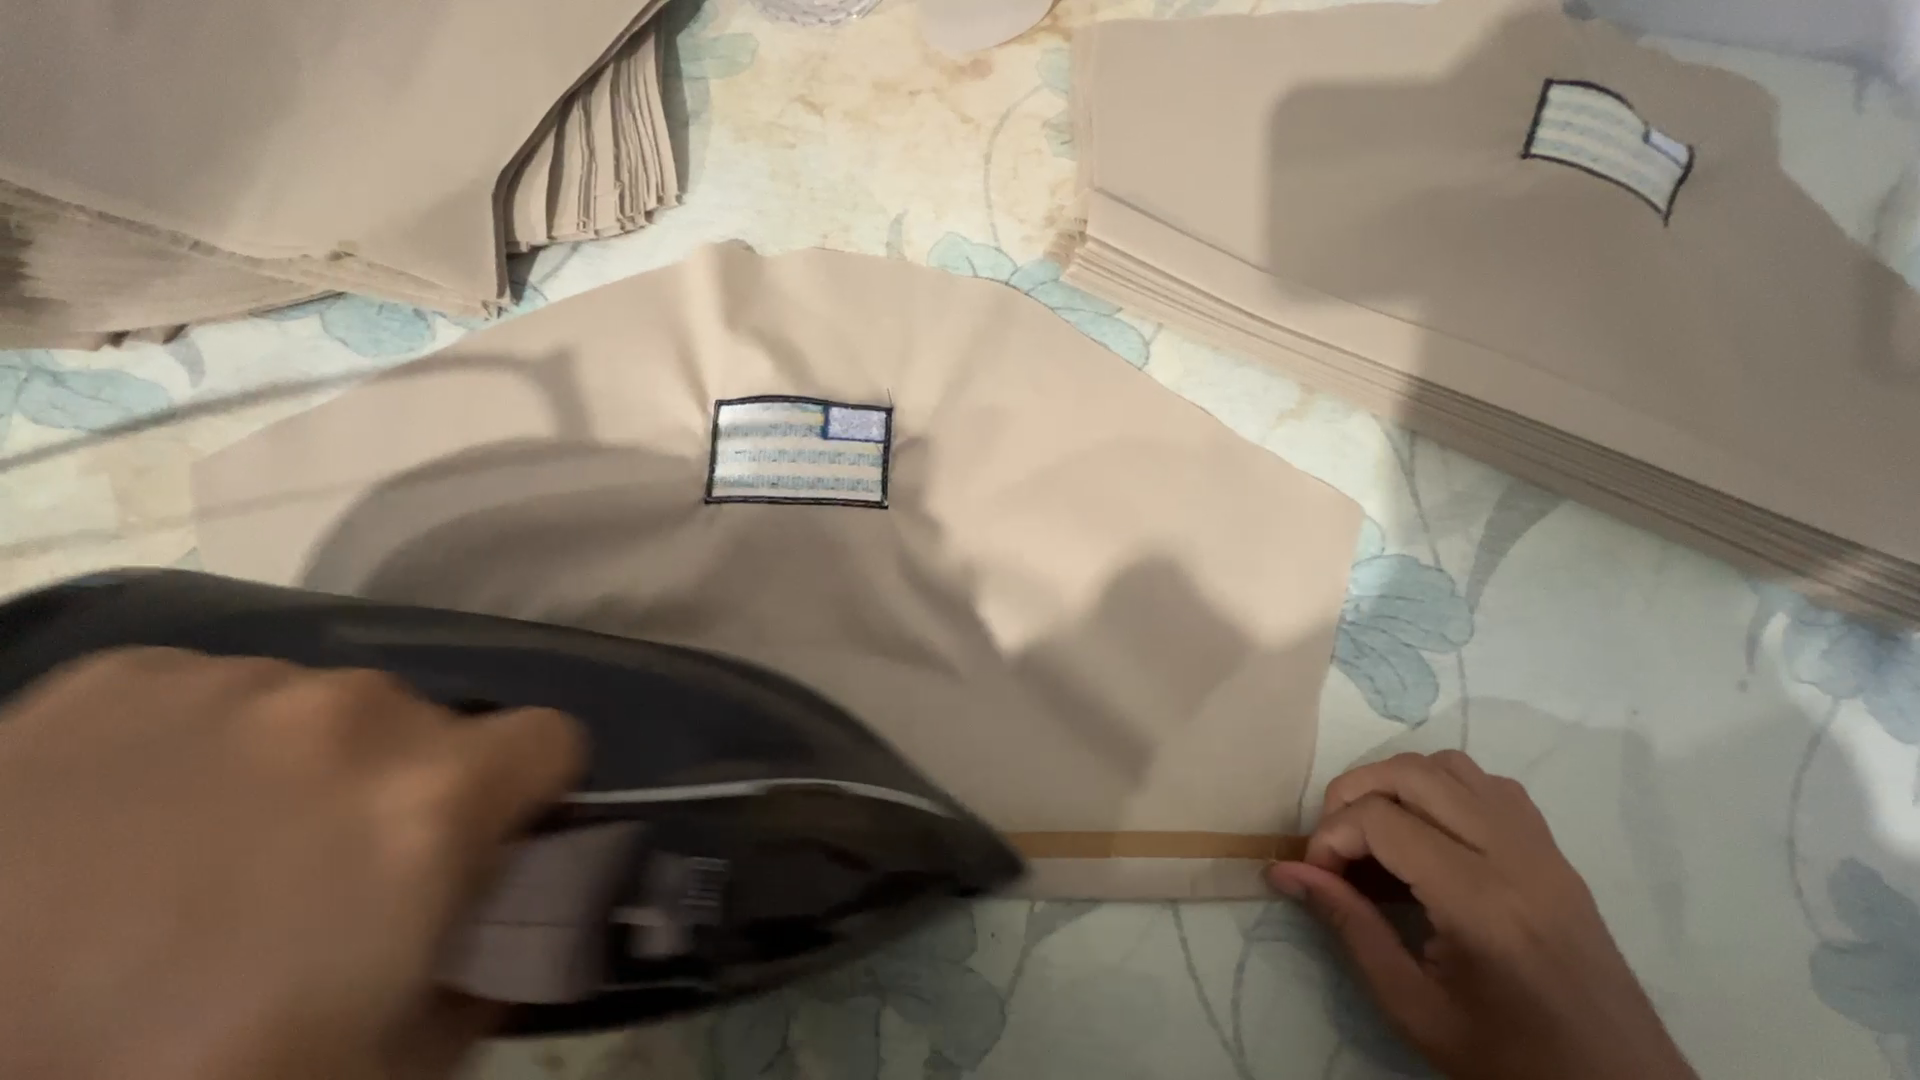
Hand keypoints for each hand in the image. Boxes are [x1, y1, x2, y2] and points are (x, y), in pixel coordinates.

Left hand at [0, 647, 583, 1079]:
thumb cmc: (199, 1074)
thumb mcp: (388, 1062)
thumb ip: (481, 976)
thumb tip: (498, 931)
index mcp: (432, 798)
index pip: (552, 739)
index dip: (530, 793)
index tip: (485, 839)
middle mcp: (352, 714)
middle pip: (431, 724)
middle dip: (407, 783)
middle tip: (327, 873)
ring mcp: (232, 685)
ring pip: (325, 703)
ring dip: (305, 762)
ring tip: (209, 850)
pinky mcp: (119, 678)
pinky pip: (215, 691)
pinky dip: (205, 743)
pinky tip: (133, 819)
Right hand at [1267, 751, 1695, 1079]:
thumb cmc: (1507, 1057)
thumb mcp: (1412, 1005)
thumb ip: (1347, 925)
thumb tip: (1283, 870)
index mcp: (1480, 902)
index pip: (1381, 820)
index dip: (1329, 837)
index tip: (1317, 877)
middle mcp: (1515, 857)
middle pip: (1412, 773)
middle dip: (1353, 794)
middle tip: (1335, 844)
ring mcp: (1542, 848)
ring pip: (1451, 766)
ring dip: (1397, 784)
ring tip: (1377, 833)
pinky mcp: (1555, 852)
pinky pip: (1489, 785)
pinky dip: (1444, 790)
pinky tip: (1429, 835)